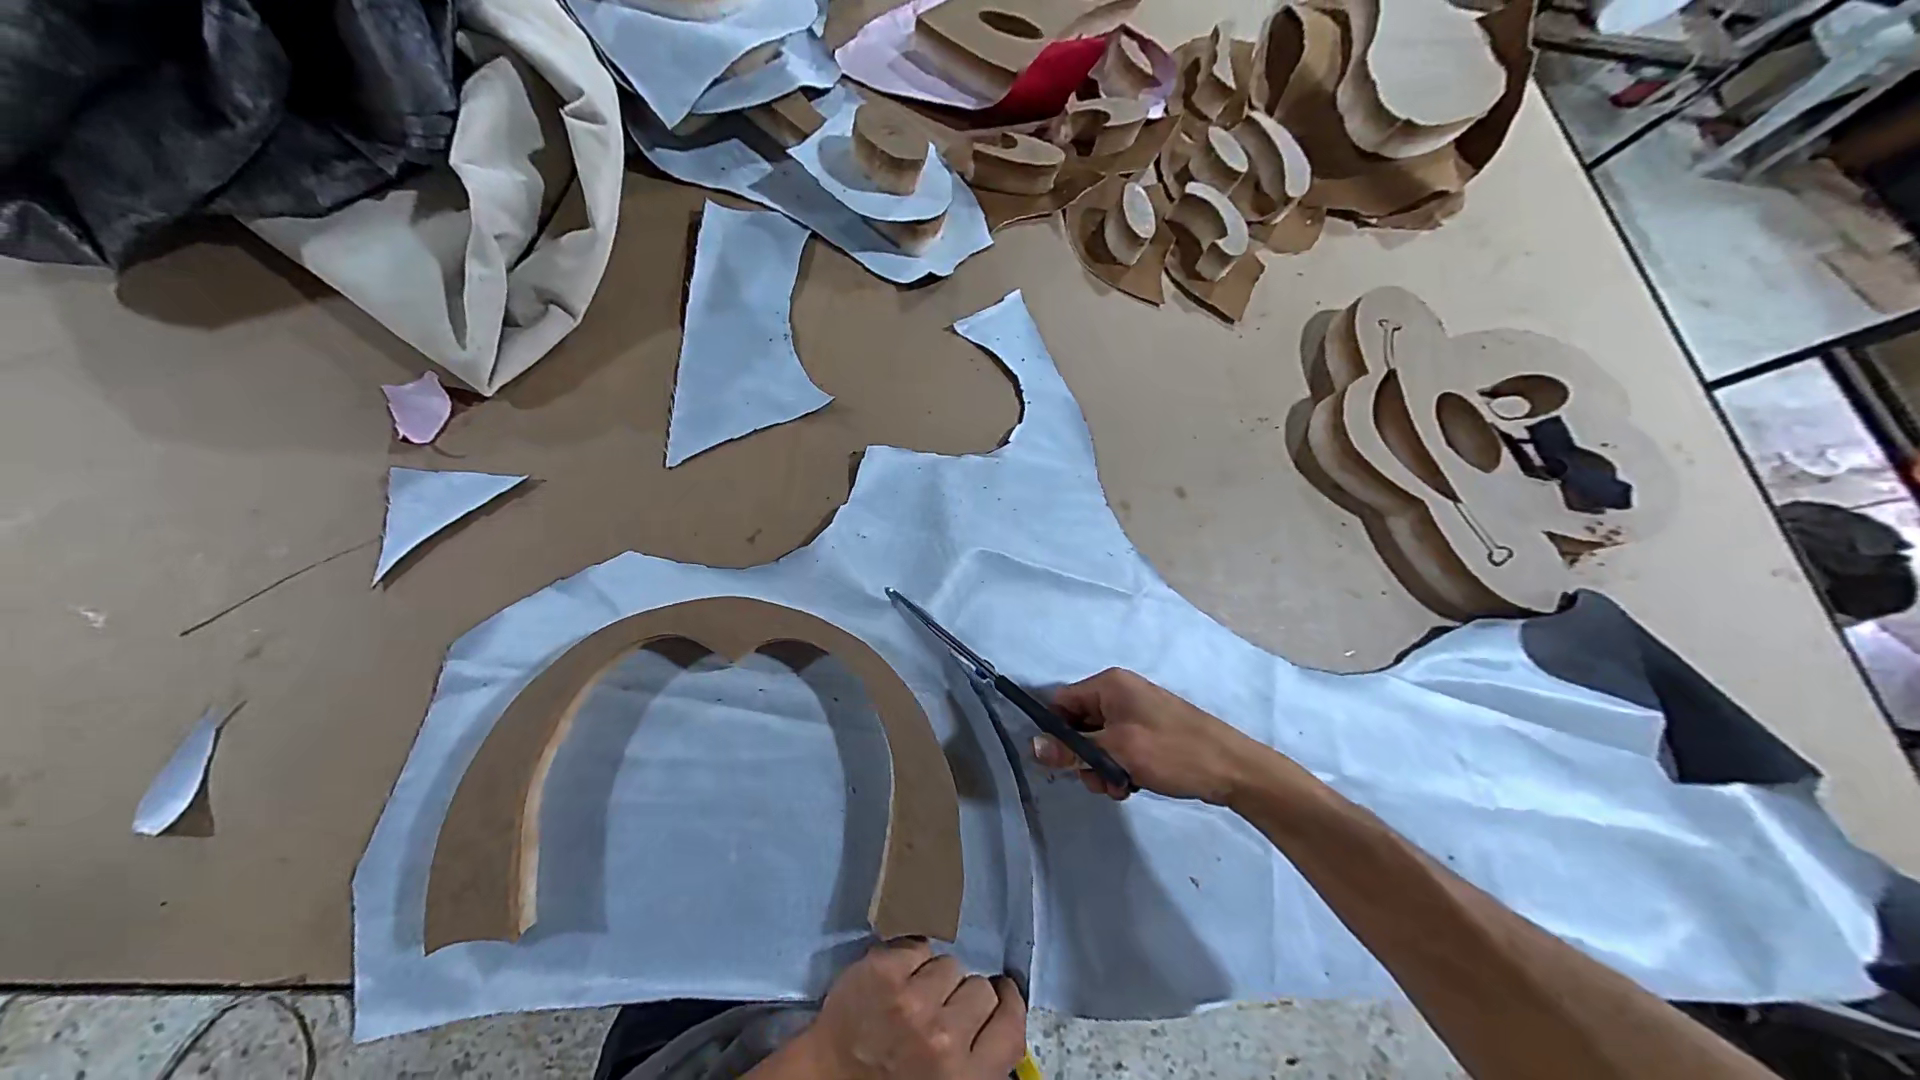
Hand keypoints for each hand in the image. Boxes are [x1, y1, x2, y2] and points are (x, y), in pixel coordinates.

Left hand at [791, 938, 1025, 1079]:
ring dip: (935, 976)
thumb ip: (977, 1057)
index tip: (1000, 993)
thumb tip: (1000, 1010)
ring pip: (950, 963)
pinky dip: (908, 958)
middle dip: (964, 994)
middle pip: (981, 988)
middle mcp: (944, 1039)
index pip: (1011, 1026)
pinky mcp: (884, 971)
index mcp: (966, 1078)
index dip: (1009, 1003)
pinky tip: (895, 978)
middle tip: (942, 1008)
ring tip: (913, 996)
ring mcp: (912, 1002)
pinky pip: (918, 945)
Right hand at [1035, 668, 1264, 803]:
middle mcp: (1120, 692)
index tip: (1059, 762)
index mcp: (1110, 685)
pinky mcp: (1150, 732)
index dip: (1055, 732)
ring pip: (1098, 739)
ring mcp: (1137, 712)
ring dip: (1101, 766)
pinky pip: (1119, 746)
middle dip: (1083, 756)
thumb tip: (1033, 748)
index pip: (1061, 702)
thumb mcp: (1118, 752)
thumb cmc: (1172, 752)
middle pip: (1079, 722)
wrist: (1232, 769)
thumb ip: (1073, 750)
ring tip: (1119, 787)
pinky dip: (1119, 766)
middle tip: (1097, 781)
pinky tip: (1131, 784)